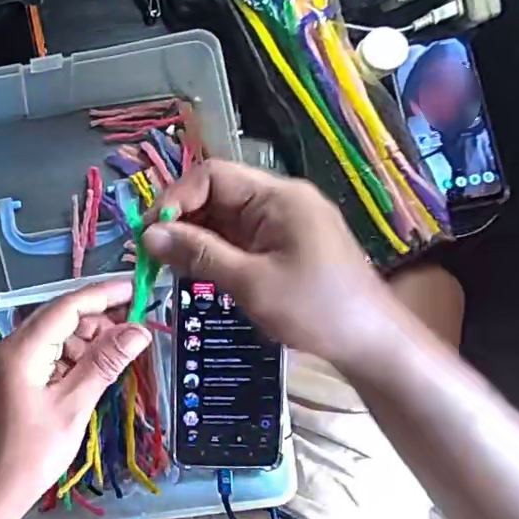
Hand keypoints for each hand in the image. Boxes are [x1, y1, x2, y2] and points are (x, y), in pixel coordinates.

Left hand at [0, 279, 150, 518]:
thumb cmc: (33, 452)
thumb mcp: (74, 405)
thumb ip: (105, 362)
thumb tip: (139, 330)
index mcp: (22, 349)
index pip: (67, 306)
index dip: (104, 295)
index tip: (136, 289)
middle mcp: (11, 346)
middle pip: (60, 317)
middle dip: (98, 320)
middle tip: (136, 329)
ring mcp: (9, 361)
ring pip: (55, 336)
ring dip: (87, 340)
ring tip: (119, 354)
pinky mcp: (13, 377)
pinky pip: (48, 354)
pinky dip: (72, 358)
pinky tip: (94, 370)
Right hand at [144, 160, 411, 365]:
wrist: (370, 342)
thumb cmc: (315, 309)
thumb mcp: (250, 282)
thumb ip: (199, 254)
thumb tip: (149, 235)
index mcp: (278, 197)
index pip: (212, 176)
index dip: (175, 199)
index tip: (149, 234)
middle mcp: (277, 201)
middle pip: (214, 196)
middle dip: (179, 222)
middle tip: (150, 255)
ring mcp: (279, 223)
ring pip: (220, 219)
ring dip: (191, 240)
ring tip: (166, 267)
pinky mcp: (279, 245)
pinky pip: (234, 239)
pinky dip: (210, 253)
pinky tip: (192, 272)